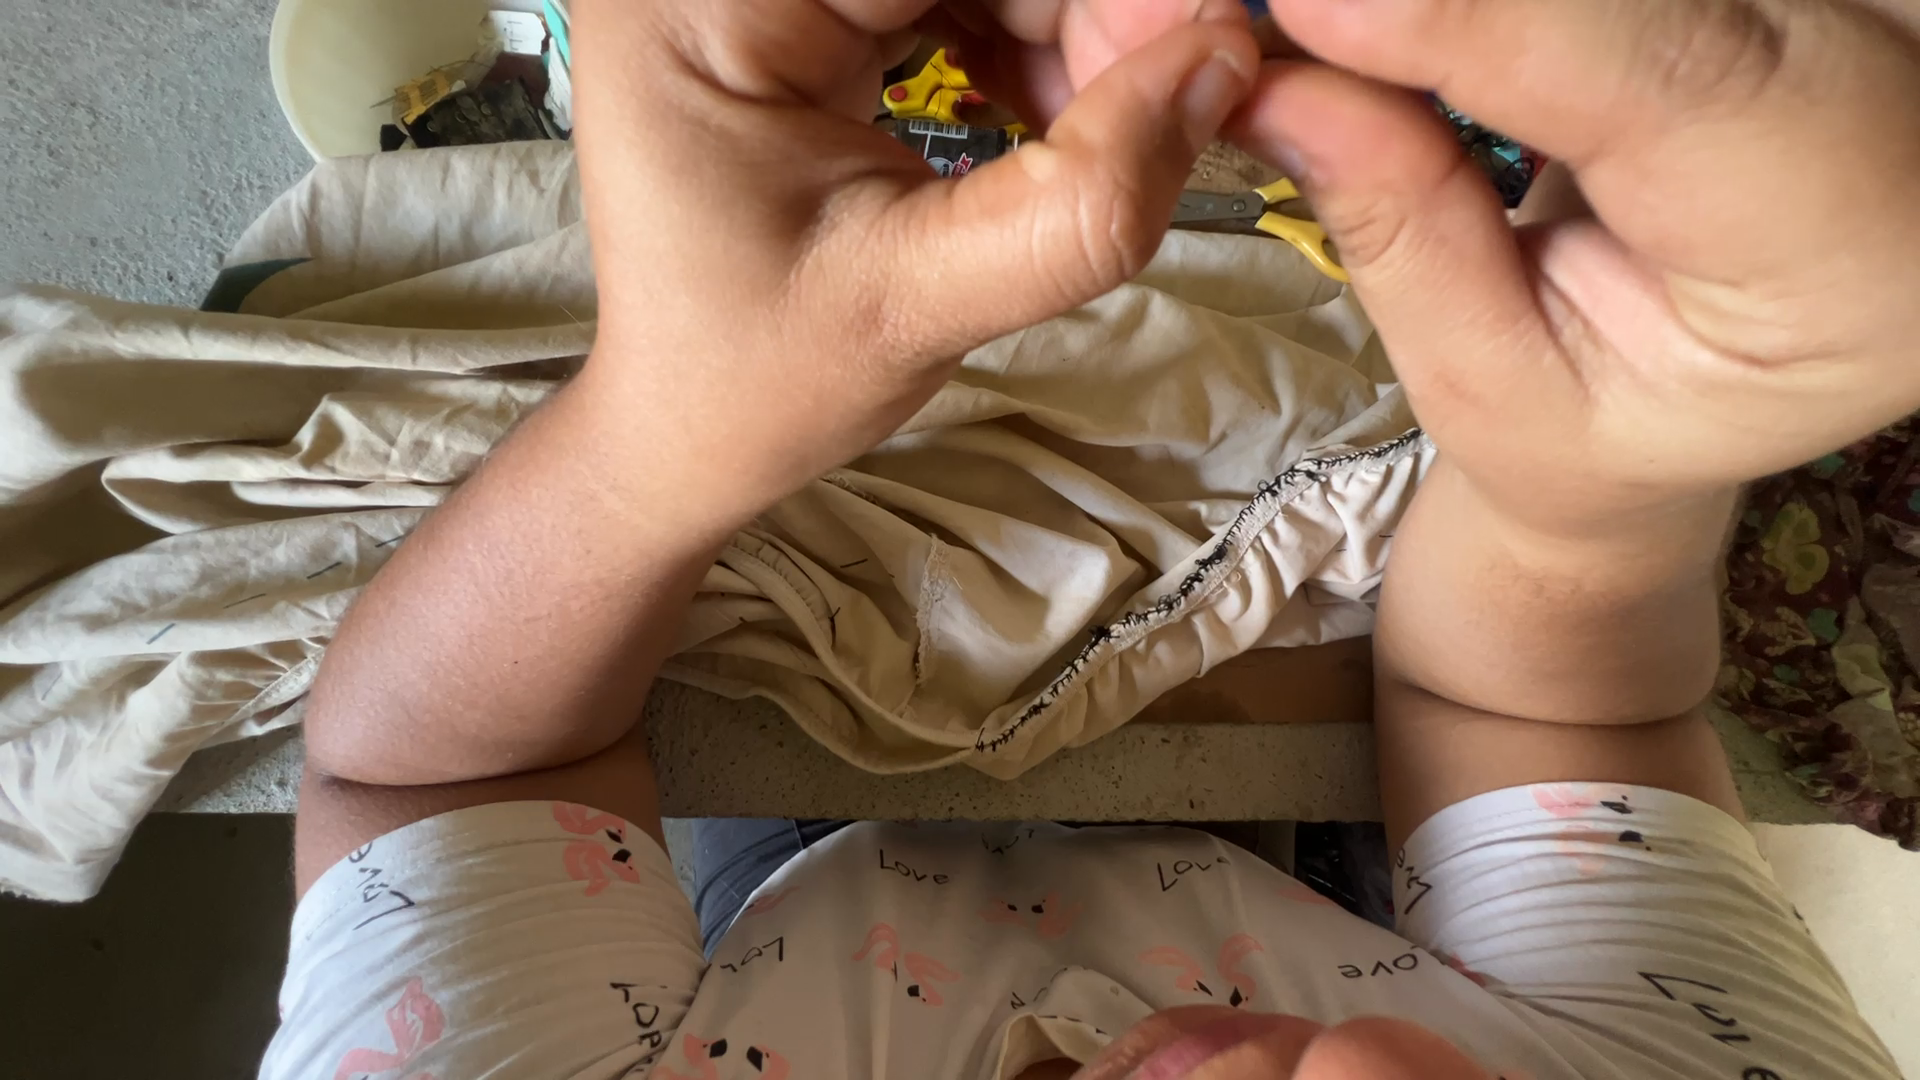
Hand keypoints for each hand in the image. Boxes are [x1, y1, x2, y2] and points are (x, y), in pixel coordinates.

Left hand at [570, 0, 1258, 524]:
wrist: (697, 426)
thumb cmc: (770, 388)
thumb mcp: (919, 309)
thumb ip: (1073, 208)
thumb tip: (1220, 65)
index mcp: (709, 3)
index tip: (1202, 54)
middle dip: (1081, 10)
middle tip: (1164, 102)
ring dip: (1063, 24)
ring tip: (1101, 129)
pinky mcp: (795, 24)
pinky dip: (1019, 41)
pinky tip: (1045, 114)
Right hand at [1234, 0, 1919, 536]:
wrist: (1666, 411)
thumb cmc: (1573, 431)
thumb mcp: (1470, 375)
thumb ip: (1398, 231)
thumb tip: (1282, 88)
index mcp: (1858, 248)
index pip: (1677, 79)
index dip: (1477, 22)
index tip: (1306, 2)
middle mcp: (1915, 89)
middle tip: (1282, 21)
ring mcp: (1875, 18)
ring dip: (1458, 0)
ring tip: (1324, 40)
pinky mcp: (1808, 0)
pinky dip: (1482, 9)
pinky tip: (1404, 30)